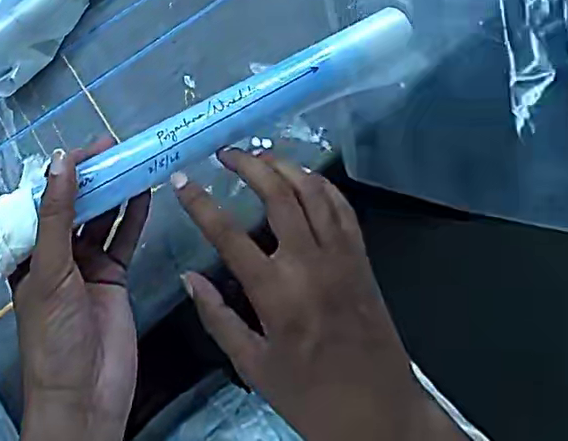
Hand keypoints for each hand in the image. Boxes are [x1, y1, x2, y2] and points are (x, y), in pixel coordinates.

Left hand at [13, 138, 151, 440]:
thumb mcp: (50, 269)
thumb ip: (57, 213)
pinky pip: (123, 238)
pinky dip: (133, 215)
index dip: (60, 172)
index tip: (81, 149)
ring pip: (100, 217)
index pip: (43, 199)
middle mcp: (56, 252)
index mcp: (28, 250)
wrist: (84, 399)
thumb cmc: (52, 339)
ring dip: (113, 191)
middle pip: (74, 204)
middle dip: (90, 176)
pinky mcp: (112, 276)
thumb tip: (61, 163)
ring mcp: (85, 264)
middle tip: (109, 148)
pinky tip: (143, 193)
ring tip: (127, 161)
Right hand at [172, 150, 462, 440]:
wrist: (386, 419)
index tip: (181, 181)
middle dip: (246, 164)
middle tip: (224, 154)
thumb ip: (218, 318)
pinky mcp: (362, 258)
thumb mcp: (255, 368)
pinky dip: (319, 183)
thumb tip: (188, 277)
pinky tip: (302, 177)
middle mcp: (309, 264)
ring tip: (258, 155)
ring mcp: (340, 256)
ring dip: (282, 165)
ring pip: (311, 191)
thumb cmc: (314, 398)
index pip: (227, 234)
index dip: (199, 202)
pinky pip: (341, 206)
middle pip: (276, 194)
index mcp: (276, 294)